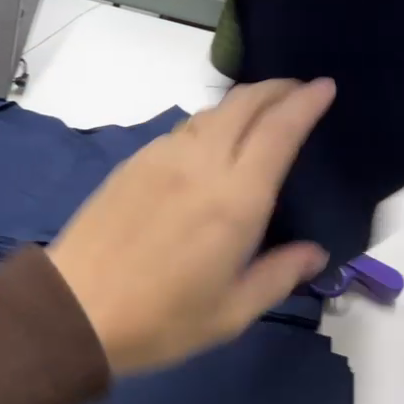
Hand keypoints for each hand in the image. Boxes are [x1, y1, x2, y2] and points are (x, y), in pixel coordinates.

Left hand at [47, 79, 334, 374]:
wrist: (78, 305)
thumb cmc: (162, 318)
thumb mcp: (232, 312)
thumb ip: (279, 275)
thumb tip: (315, 252)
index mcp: (235, 199)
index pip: (278, 131)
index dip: (304, 102)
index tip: (325, 85)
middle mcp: (201, 164)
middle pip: (243, 105)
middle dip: (276, 88)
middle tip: (299, 89)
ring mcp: (163, 156)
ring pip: (210, 112)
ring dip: (242, 102)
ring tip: (262, 111)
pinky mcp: (135, 160)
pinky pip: (183, 128)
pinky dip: (210, 120)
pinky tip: (213, 138)